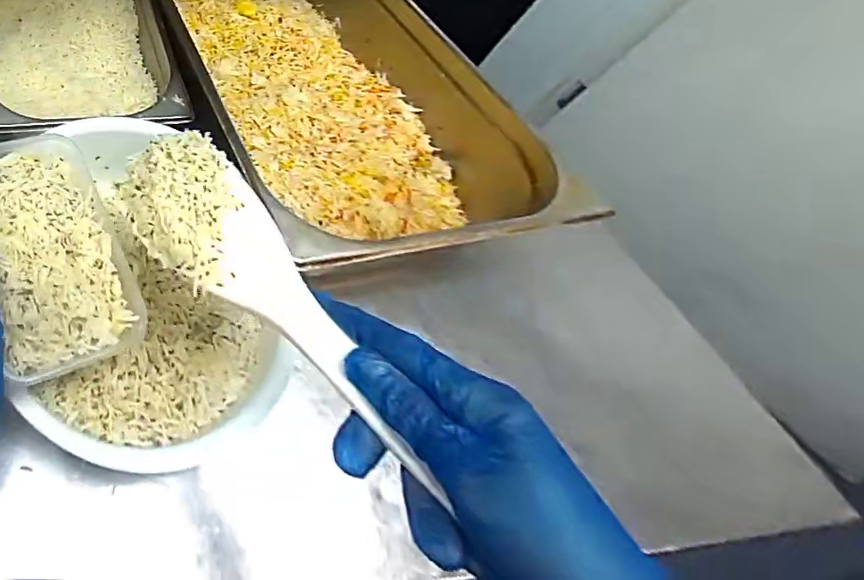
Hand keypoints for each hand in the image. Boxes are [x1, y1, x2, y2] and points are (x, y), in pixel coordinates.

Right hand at [319, 295, 661, 579]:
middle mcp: (476, 425)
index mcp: (479, 401)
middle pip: (401, 408)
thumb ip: (411, 414)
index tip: (320, 309)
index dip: (360, 330)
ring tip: (449, 542)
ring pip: (415, 463)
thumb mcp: (467, 470)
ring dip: (421, 505)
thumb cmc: (543, 533)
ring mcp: (480, 468)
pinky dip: (440, 529)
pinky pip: (435, 503)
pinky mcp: (481, 509)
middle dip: (376, 438)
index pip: (405, 351)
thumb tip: (364, 362)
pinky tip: (465, 554)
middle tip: (348, 463)